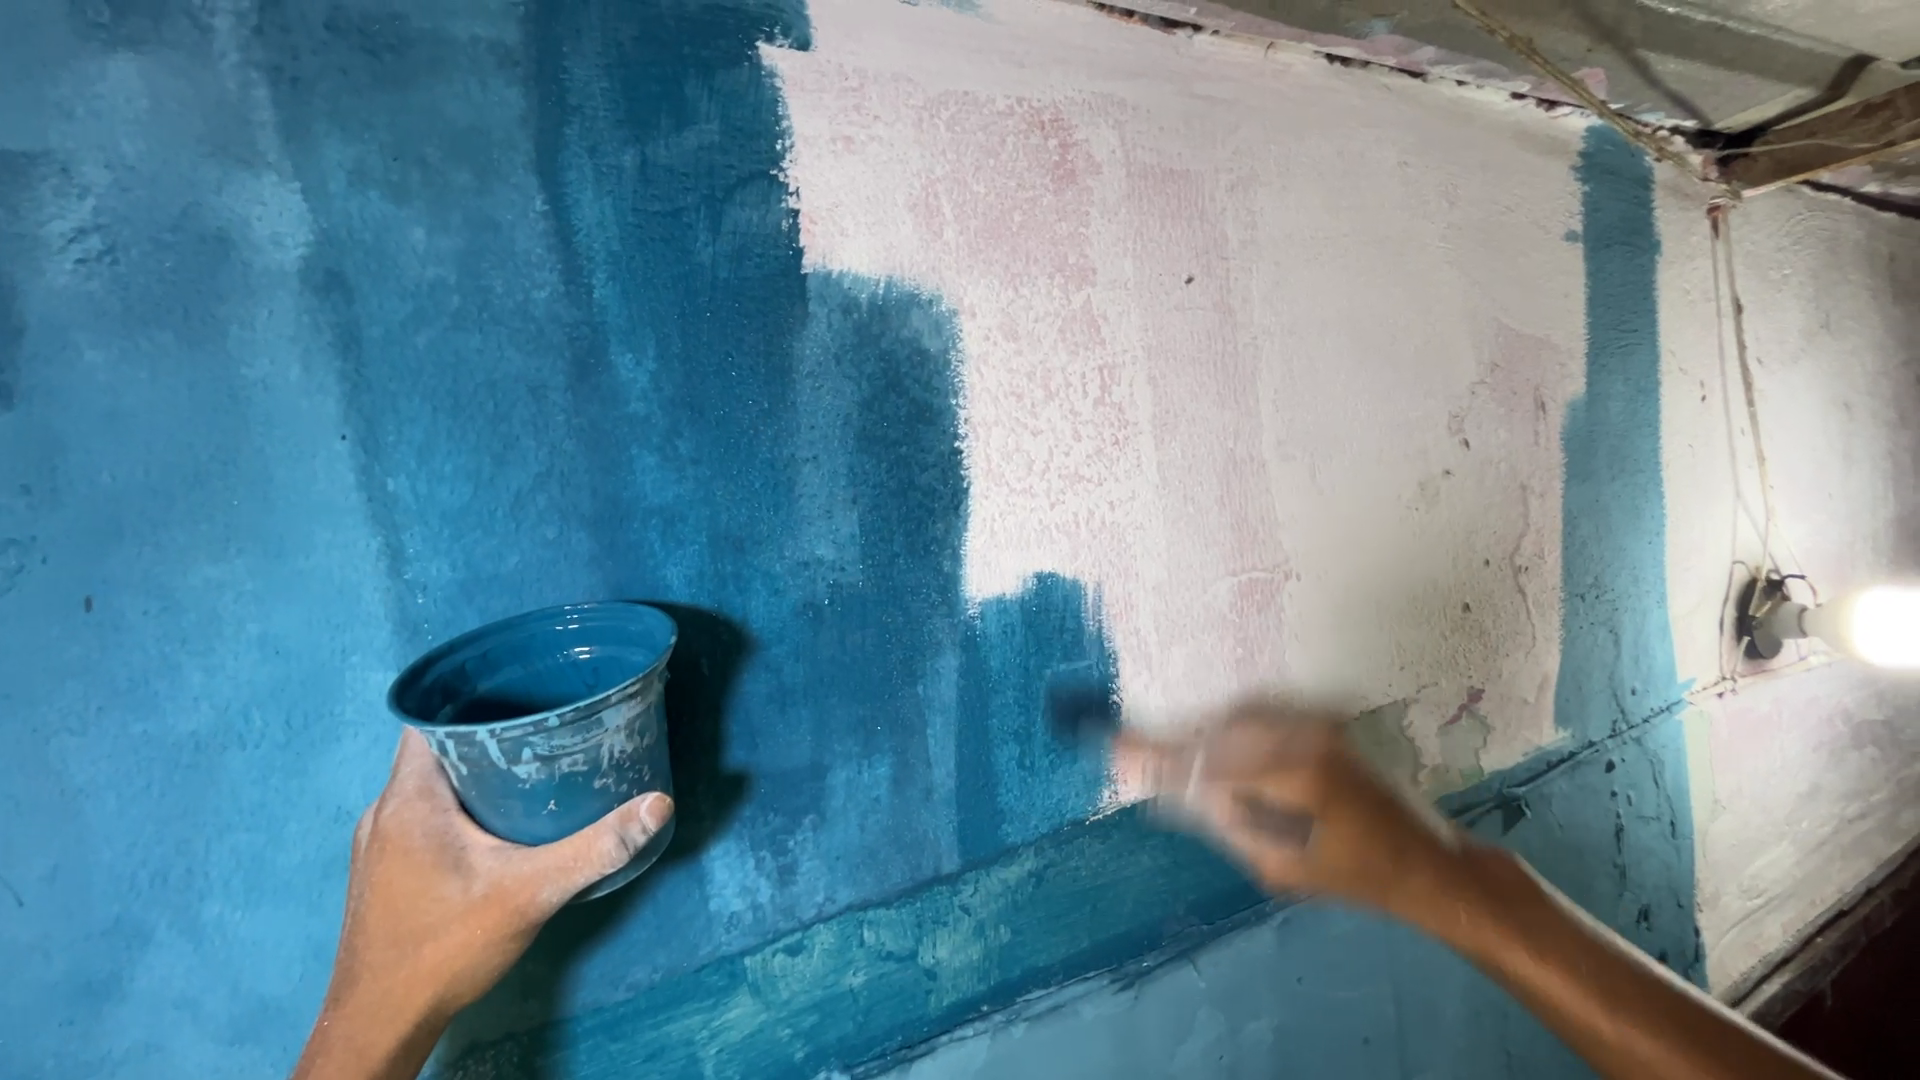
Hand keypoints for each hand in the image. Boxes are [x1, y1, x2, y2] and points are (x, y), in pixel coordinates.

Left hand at [292, 730, 672, 1079]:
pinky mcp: (386, 869)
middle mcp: (386, 811)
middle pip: (439, 747)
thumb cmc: (445, 947)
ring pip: (433, 781)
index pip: (431, 718)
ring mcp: (380, 843)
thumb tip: (659, 803)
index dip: (477, 696)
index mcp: (410, 799)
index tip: (529, 692)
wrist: (378, 1027)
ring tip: (538, 767)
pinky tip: (505, 820)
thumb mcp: (532, 892)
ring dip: (478, 769)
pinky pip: (427, 811)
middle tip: (552, 730)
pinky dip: (464, 802)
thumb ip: (597, 847)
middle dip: (493, 733)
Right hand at [1114, 700, 1464, 919]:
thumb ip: (1222, 819)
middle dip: (1186, 746)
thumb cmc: (1348, 874)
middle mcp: (1300, 737)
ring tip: (1200, 763)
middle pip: (1216, 729)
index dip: (1155, 753)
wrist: (1420, 862)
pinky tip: (1239, 756)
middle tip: (1157, 760)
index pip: (1202, 758)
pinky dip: (1240, 732)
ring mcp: (1317, 725)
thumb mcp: (1274, 863)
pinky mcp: (1326, 723)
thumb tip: (1175, 789)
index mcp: (1286, 776)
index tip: (1114, 745)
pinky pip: (1264, 717)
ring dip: (1213, 738)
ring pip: (1238, 719)